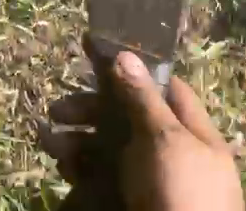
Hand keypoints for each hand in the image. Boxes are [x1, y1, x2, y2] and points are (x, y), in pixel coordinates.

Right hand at [41, 50, 243, 210]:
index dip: (133, 69)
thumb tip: (125, 53)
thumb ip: (143, 98)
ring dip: (72, 138)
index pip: (168, 89)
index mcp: (193, 135)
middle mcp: (170, 149)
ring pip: (102, 140)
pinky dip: (76, 163)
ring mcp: (148, 173)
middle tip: (59, 112)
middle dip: (85, 108)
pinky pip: (96, 168)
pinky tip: (65, 167)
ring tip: (52, 146)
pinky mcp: (128, 193)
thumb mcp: (164, 140)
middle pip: (123, 112)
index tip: (92, 51)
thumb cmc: (182, 192)